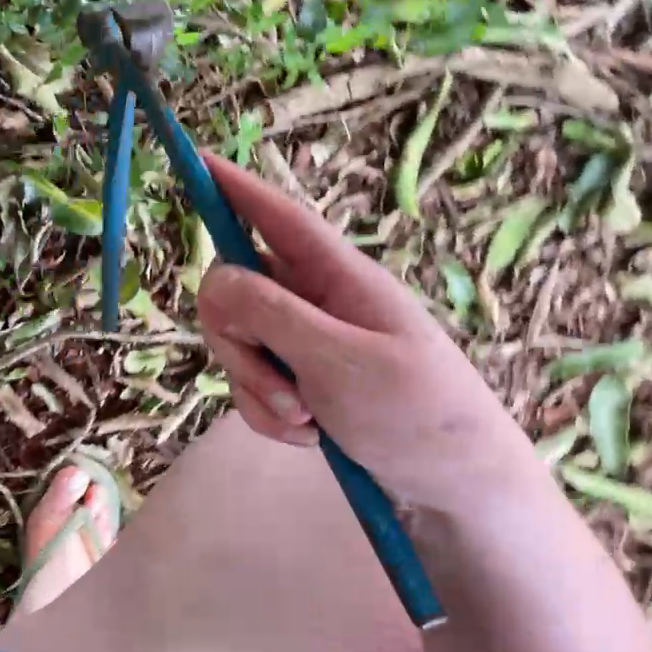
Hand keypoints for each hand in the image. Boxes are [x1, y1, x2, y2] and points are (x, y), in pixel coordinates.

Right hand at [194, 156, 541, 512]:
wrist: (455, 494)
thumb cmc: (420, 416)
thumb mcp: (343, 361)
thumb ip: (272, 314)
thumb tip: (214, 279)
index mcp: (339, 278)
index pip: (277, 217)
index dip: (236, 186)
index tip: (195, 157)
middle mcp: (313, 300)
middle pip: (231, 288)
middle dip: (237, 341)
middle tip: (277, 383)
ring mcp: (301, 338)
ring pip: (231, 338)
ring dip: (254, 384)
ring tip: (304, 417)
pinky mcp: (293, 375)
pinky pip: (244, 379)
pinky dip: (264, 409)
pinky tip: (306, 431)